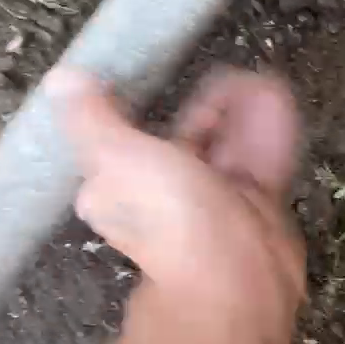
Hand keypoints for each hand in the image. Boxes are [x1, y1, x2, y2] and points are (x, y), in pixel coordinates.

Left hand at [47, 67, 306, 343]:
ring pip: (230, 148)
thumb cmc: (171, 213)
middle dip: (213, 110)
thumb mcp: (115, 155)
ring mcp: (217, 199)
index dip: (150, 106)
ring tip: (262, 85)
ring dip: (246, 117)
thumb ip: (92, 117)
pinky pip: (263, 161)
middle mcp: (167, 194)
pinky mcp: (258, 202)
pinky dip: (271, 135)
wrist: (237, 266)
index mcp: (121, 187)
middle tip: (235, 81)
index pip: (131, 139)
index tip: (171, 77)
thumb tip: (64, 80)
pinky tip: (280, 107)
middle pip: (190, 141)